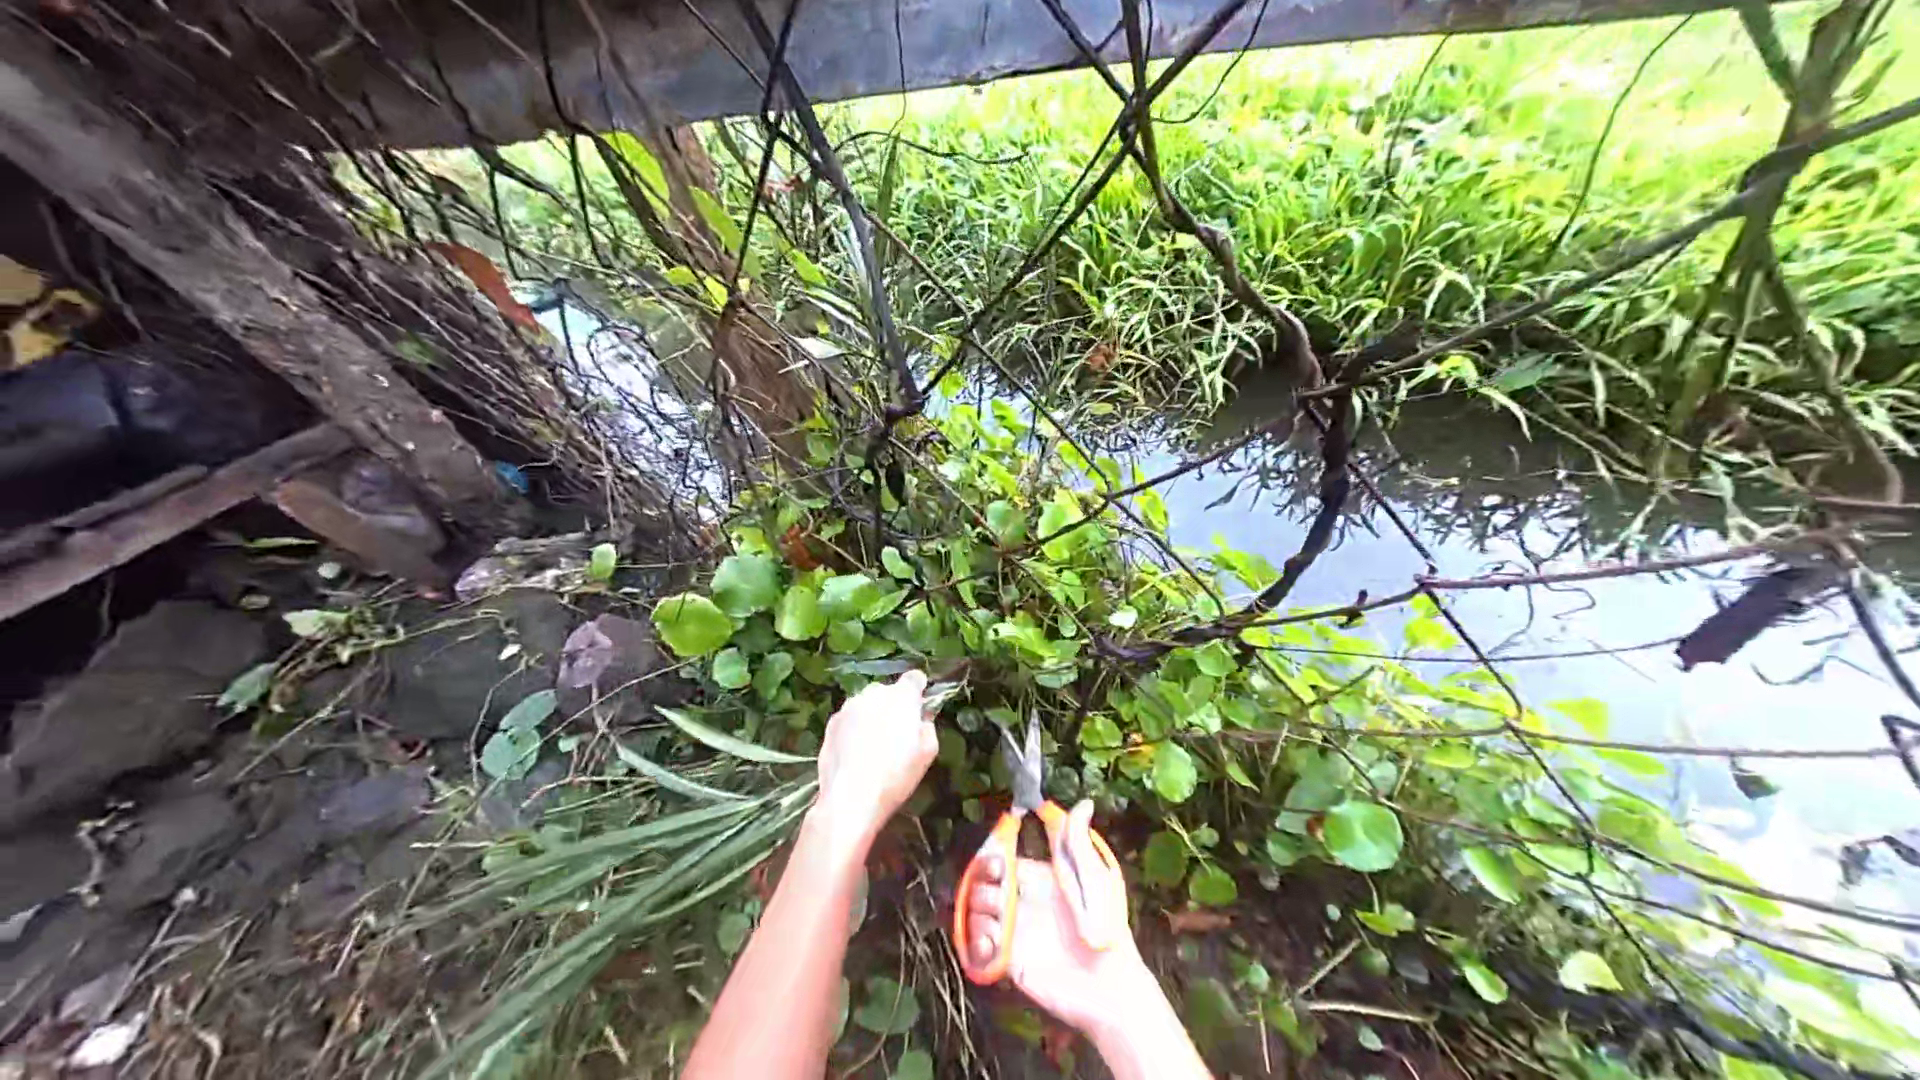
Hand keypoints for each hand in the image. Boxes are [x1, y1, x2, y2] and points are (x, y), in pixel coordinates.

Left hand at [814, 670, 936, 842]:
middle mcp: (873, 693)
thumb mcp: (928, 752)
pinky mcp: (831, 723)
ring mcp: (849, 706)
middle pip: (888, 692)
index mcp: (902, 697)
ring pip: (867, 704)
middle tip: (898, 733)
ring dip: (873, 716)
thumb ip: (927, 726)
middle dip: (894, 706)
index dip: (918, 690)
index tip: (919, 705)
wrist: (850, 799)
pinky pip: (849, 718)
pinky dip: (854, 728)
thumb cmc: (896, 776)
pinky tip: (856, 753)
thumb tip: (920, 718)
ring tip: (874, 746)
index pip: (914, 678)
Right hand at [964, 805, 1152, 1035]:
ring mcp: (1013, 933)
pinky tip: (993, 943)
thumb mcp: (1092, 875)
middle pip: (983, 882)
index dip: (994, 855)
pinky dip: (977, 942)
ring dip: (979, 911)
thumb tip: (1084, 802)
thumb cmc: (1105, 924)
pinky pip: (978, 946)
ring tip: (998, 921)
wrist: (1109, 985)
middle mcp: (1022, 903)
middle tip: (997, 890)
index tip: (999, 858)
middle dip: (981, 880)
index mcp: (1039, 880)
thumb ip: (1079, 840)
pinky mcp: (1007, 962)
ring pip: (976, 911)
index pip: (1004, 859)